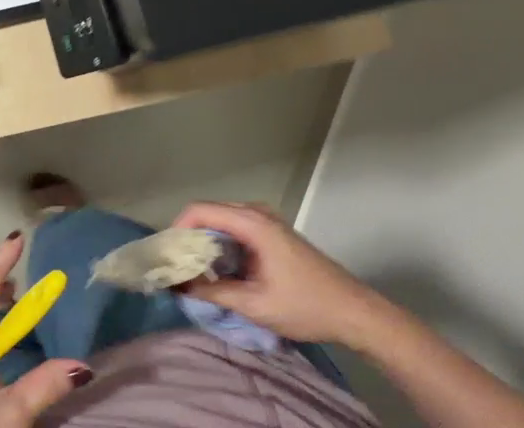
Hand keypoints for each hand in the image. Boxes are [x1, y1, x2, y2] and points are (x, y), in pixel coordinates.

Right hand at [171, 202, 394, 347]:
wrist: (355, 312)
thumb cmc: (306, 306)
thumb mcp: (255, 305)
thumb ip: (214, 292)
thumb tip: (179, 286)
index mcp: (252, 223)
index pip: (199, 211)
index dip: (177, 230)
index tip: (167, 256)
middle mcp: (257, 213)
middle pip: (208, 213)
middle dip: (188, 238)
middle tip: (175, 266)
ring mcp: (267, 221)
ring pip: (221, 222)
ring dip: (204, 243)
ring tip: (192, 270)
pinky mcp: (273, 233)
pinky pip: (235, 229)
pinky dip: (221, 245)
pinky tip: (218, 270)